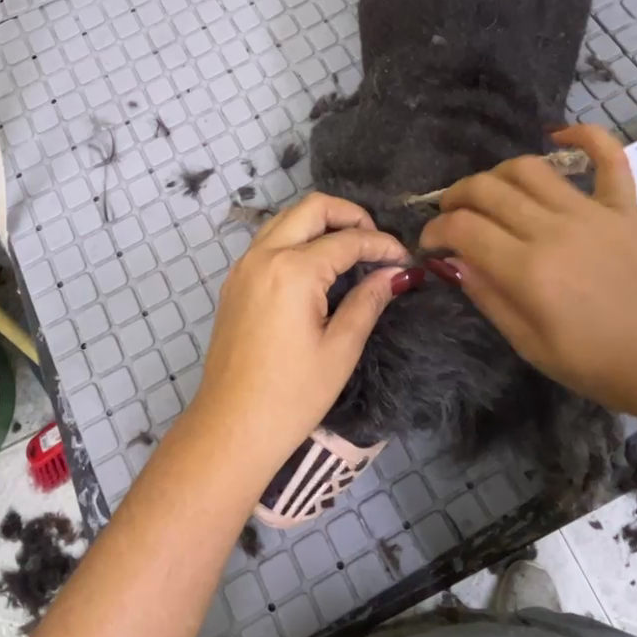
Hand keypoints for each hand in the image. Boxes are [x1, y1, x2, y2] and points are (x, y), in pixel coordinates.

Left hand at [188, 193, 409, 473]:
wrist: (231, 428)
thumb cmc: (292, 396)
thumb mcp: (340, 349)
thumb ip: (368, 301)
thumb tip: (395, 273)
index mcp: (293, 270)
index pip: (347, 240)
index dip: (382, 244)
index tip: (405, 260)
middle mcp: (264, 255)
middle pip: (311, 208)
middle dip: (350, 215)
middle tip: (376, 242)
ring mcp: (243, 266)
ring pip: (286, 219)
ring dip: (320, 223)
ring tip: (351, 251)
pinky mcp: (234, 282)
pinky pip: (269, 241)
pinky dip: (297, 239)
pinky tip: (318, 267)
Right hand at [420, 123, 636, 414]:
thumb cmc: (603, 367)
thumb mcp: (532, 347)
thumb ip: (490, 299)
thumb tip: (456, 263)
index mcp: (527, 270)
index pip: (462, 228)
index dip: (435, 230)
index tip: (430, 243)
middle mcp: (552, 229)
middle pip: (486, 190)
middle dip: (455, 197)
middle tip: (450, 215)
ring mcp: (591, 213)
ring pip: (528, 169)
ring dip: (496, 173)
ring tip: (488, 191)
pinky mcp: (624, 208)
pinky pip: (607, 158)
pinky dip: (584, 137)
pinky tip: (559, 136)